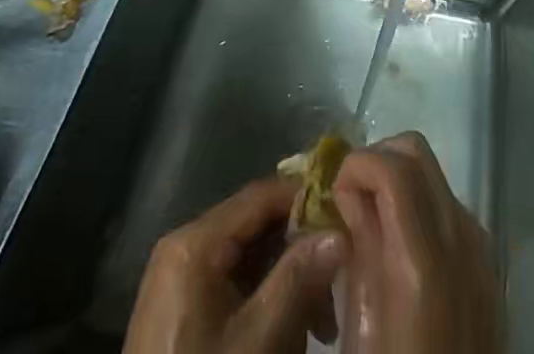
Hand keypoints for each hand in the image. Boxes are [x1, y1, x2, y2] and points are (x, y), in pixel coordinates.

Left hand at [124, 177, 344, 353]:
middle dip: (303, 248)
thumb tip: (341, 231)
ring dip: (291, 276)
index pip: (264, 195)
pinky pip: (238, 278)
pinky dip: (270, 294)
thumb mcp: (258, 338)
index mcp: (196, 243)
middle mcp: (186, 246)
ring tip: (323, 322)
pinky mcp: (186, 302)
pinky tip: (297, 327)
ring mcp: (183, 275)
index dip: (309, 199)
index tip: (350, 217)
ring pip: (253, 253)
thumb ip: (300, 276)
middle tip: (340, 279)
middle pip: (259, 223)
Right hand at [332, 132, 500, 353]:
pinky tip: (398, 245)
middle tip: (347, 197)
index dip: (356, 163)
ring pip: (435, 177)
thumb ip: (357, 249)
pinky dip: (420, 204)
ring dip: (398, 181)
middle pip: (418, 153)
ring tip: (368, 221)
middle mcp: (459, 234)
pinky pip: (449, 206)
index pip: (394, 167)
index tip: (332, 190)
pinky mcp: (487, 257)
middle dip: (377, 160)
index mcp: (422, 257)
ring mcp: (479, 243)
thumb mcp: (360, 327)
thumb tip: (347, 192)